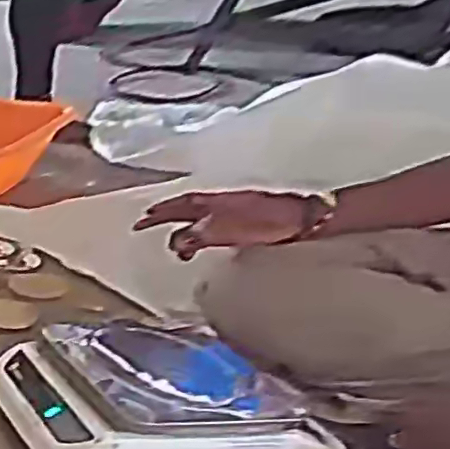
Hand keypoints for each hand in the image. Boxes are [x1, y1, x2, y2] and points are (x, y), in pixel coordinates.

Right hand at [134, 191, 318, 259]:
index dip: (160, 213)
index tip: (140, 221)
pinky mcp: (249, 221)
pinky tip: (203, 243)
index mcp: (217, 203)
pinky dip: (202, 233)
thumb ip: (197, 236)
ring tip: (177, 246)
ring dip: (184, 230)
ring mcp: (237, 211)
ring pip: (200, 218)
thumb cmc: (269, 224)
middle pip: (188, 208)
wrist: (309, 221)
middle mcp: (224, 204)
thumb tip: (175, 242)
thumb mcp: (225, 232)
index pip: (181, 205)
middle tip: (145, 224)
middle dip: (165, 216)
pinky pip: (214, 225)